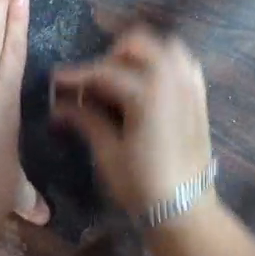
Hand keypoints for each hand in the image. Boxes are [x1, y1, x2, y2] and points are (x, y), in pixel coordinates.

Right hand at [51, 29, 212, 215]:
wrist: (186, 209)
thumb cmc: (141, 184)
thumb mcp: (108, 152)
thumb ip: (86, 120)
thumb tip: (59, 106)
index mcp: (147, 92)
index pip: (104, 72)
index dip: (76, 76)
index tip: (55, 79)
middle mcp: (172, 79)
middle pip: (136, 45)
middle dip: (109, 59)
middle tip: (90, 84)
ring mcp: (190, 85)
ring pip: (163, 48)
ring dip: (138, 56)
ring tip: (118, 80)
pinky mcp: (199, 96)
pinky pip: (182, 63)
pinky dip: (162, 64)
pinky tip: (146, 85)